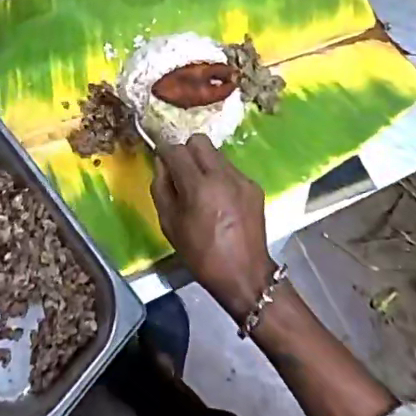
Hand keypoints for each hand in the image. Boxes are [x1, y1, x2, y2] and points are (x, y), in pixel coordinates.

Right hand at [150, 135, 275, 319]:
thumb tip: (161, 163)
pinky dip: (221, 177)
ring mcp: (241, 179)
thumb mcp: (169, 224)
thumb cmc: (201, 254)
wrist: (244, 274)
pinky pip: (231, 169)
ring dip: (204, 163)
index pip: (176, 150)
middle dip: (186, 151)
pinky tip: (220, 199)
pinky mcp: (254, 186)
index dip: (165, 152)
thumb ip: (161, 187)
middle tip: (182, 172)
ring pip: (216, 153)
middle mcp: (222, 175)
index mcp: (199, 187)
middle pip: (199, 141)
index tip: (162, 159)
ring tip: (202, 188)